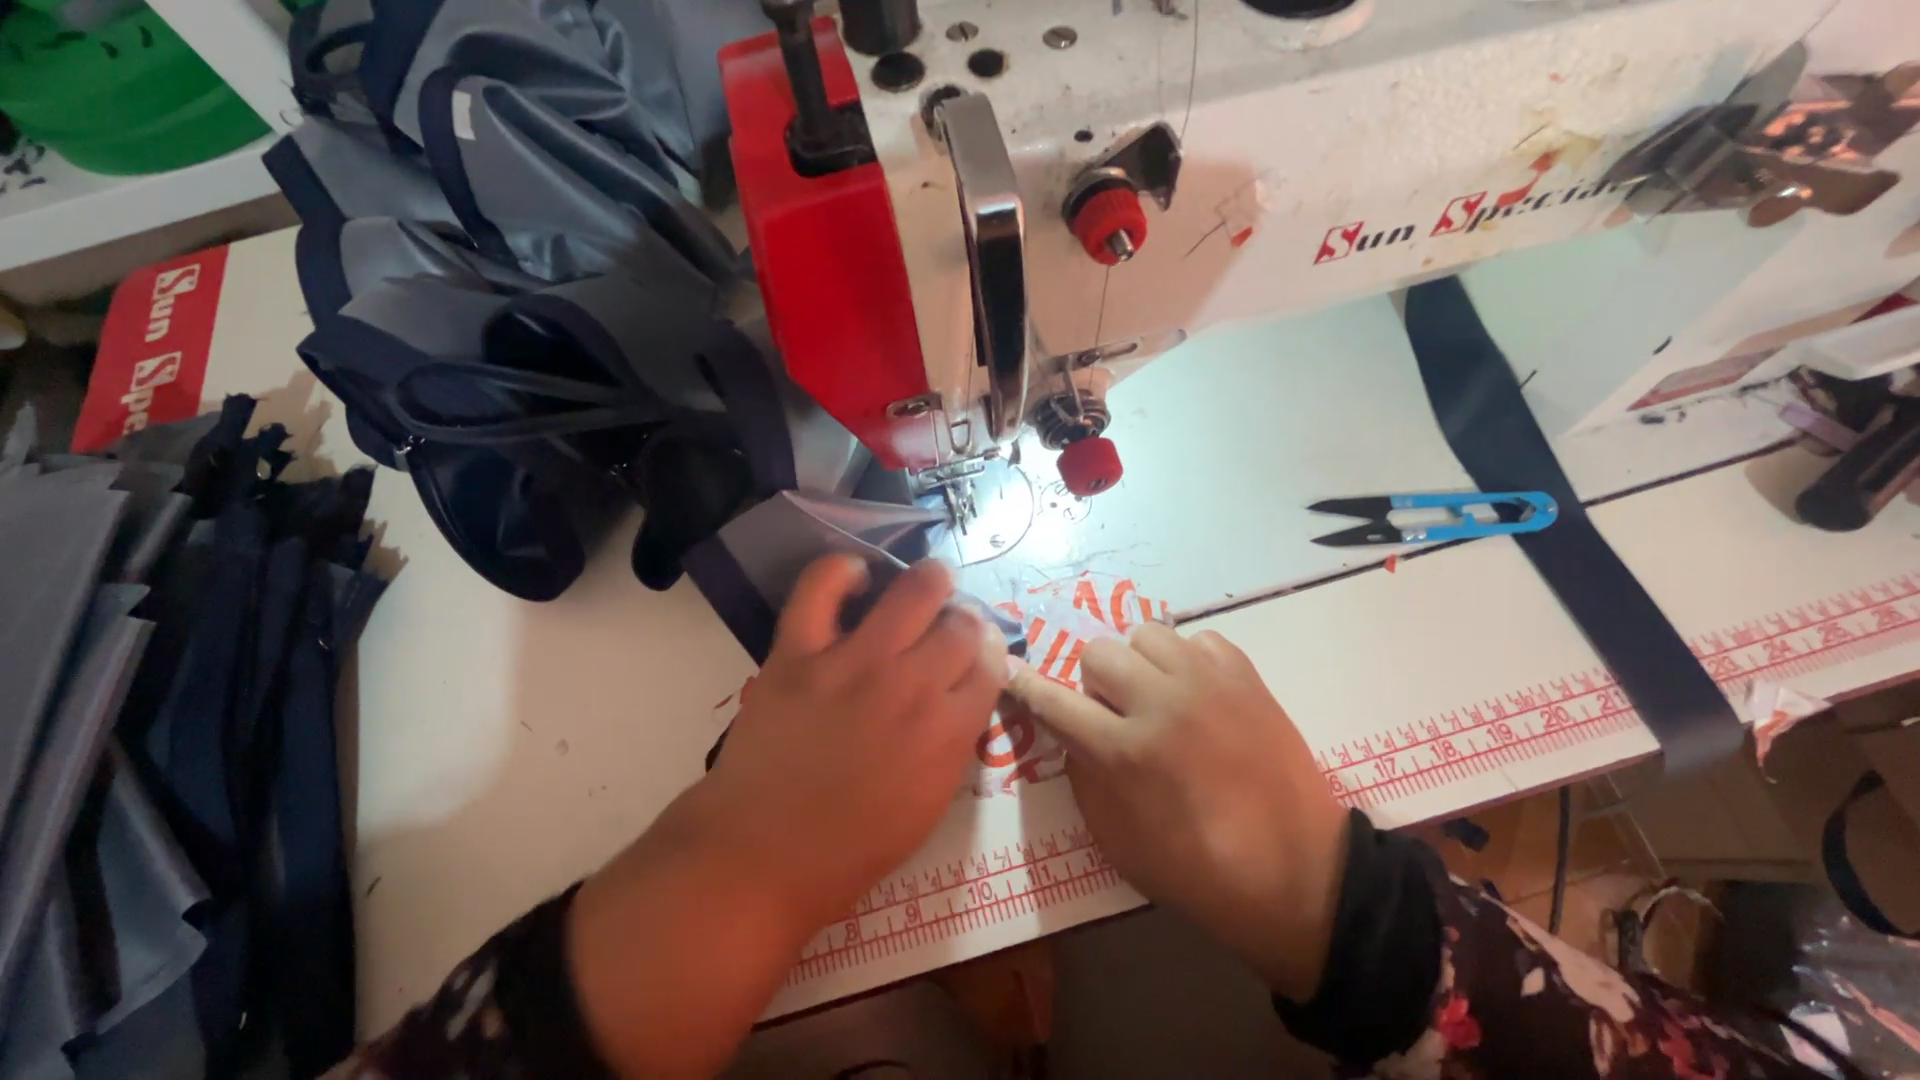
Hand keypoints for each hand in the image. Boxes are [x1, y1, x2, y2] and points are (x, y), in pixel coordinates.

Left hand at [703, 554, 1008, 926]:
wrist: (763, 854)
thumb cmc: (854, 846)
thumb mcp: (931, 802)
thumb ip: (954, 741)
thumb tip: (963, 694)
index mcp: (948, 731)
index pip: (990, 662)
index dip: (989, 651)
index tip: (978, 652)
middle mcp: (910, 686)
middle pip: (960, 624)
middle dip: (965, 619)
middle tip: (951, 625)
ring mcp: (852, 663)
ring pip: (912, 592)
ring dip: (930, 580)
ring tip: (928, 583)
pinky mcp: (798, 652)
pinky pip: (820, 587)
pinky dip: (840, 571)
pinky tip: (855, 577)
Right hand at [1003, 623, 1348, 1001]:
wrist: (1295, 872)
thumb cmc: (1196, 869)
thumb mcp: (1117, 839)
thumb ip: (1084, 775)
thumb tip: (1070, 731)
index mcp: (1125, 751)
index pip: (1054, 700)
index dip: (1026, 685)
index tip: (1012, 672)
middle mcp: (1162, 702)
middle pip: (1098, 652)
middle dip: (1095, 684)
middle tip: (1115, 716)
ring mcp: (1208, 682)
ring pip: (1146, 634)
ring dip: (1140, 665)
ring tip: (1158, 698)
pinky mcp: (1246, 674)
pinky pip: (1197, 640)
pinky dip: (1188, 662)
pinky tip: (1198, 696)